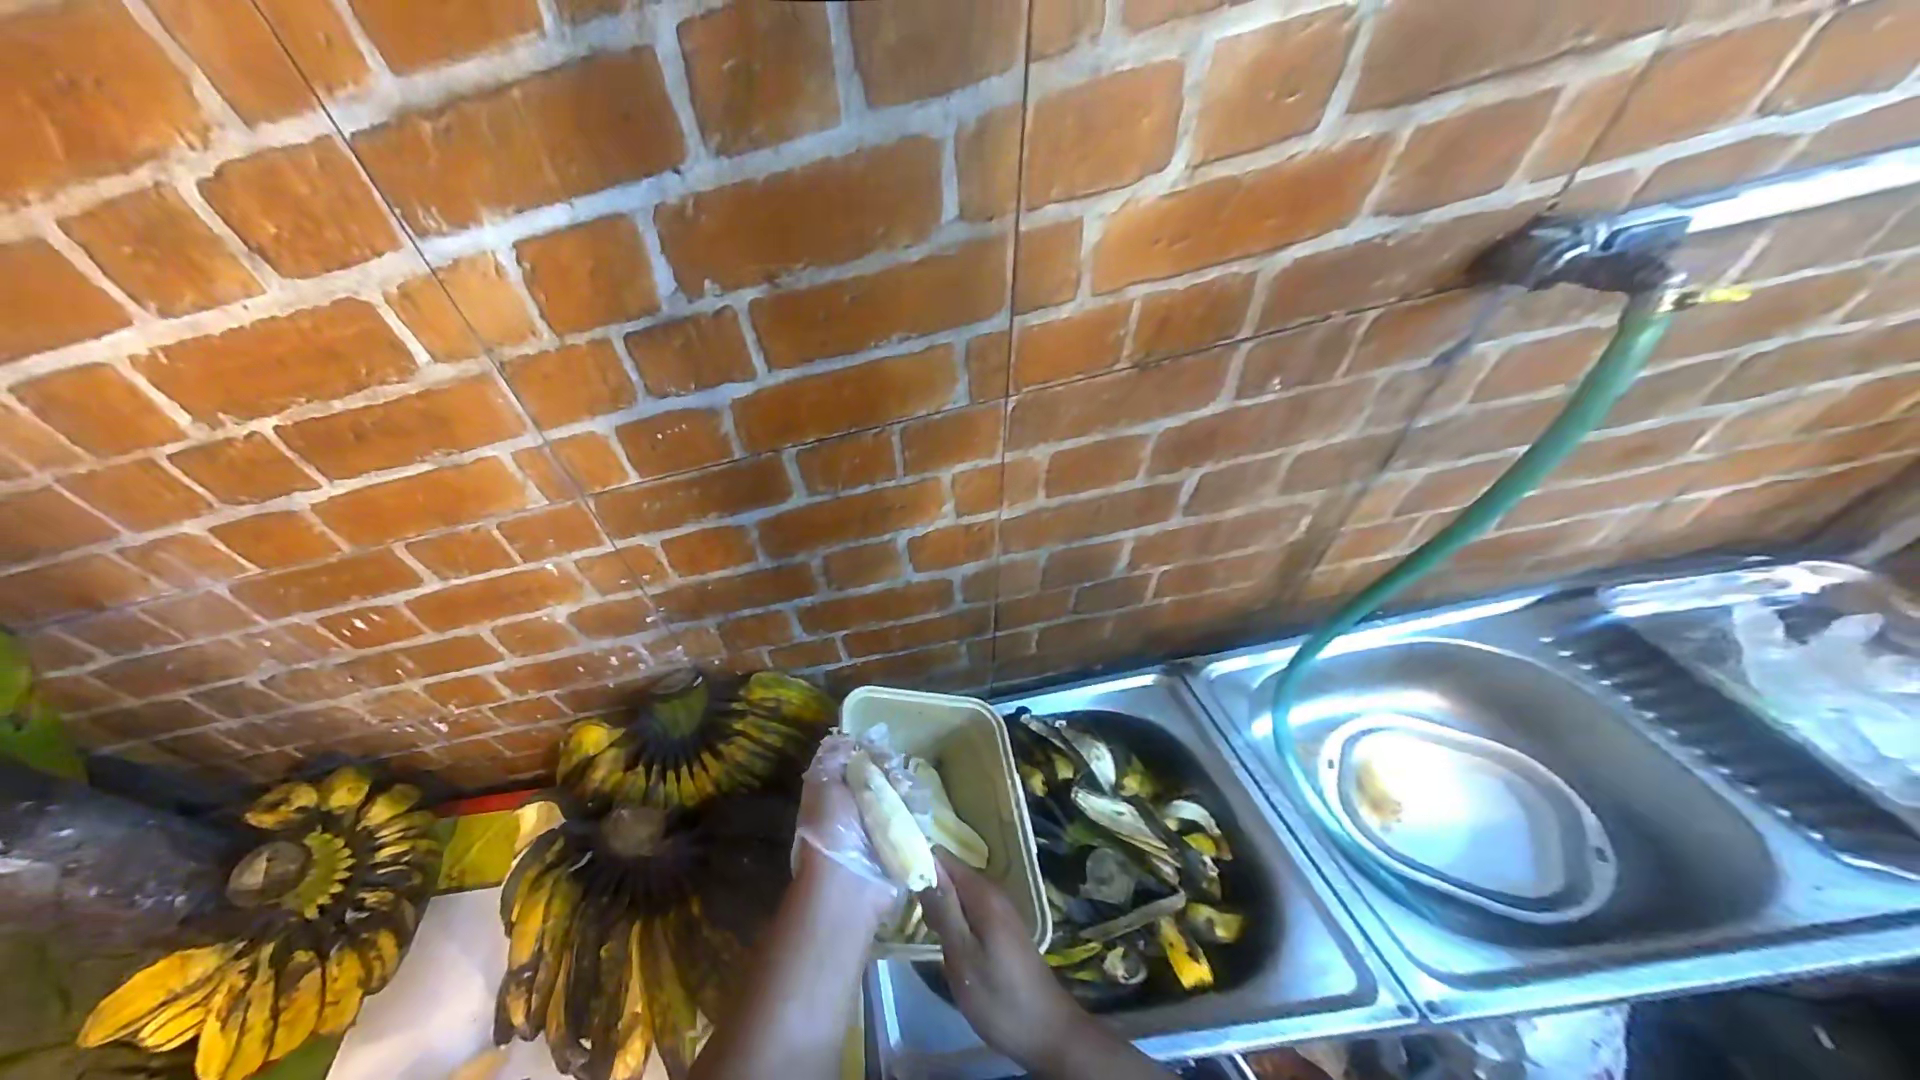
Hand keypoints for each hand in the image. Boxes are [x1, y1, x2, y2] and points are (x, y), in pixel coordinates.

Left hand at [791, 734, 900, 922]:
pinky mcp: (902, 843)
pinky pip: (916, 819)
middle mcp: (859, 810)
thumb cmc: (830, 829)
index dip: (871, 753)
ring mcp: (882, 827)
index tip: (880, 749)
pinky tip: (917, 806)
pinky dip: (918, 811)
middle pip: (884, 778)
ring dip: (907, 790)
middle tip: (895, 774)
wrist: (847, 884)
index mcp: (837, 795)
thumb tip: (848, 738)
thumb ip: (834, 758)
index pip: (860, 764)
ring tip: (906, 790)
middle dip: (892, 771)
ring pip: (902, 796)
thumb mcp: (822, 783)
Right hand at [918, 850, 1087, 1068]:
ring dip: (938, 905)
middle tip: (901, 910)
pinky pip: (969, 910)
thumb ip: (943, 910)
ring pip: (958, 894)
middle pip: (950, 874)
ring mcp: (999, 910)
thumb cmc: (999, 997)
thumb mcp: (963, 956)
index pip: (943, 858)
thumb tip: (924, 864)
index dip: (917, 862)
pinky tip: (941, 939)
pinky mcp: (1001, 928)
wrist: (1047, 1031)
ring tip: (916, 925)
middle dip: (926, 886)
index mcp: (983, 893)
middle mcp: (993, 892)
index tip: (893, 877)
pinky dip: (952, 919)